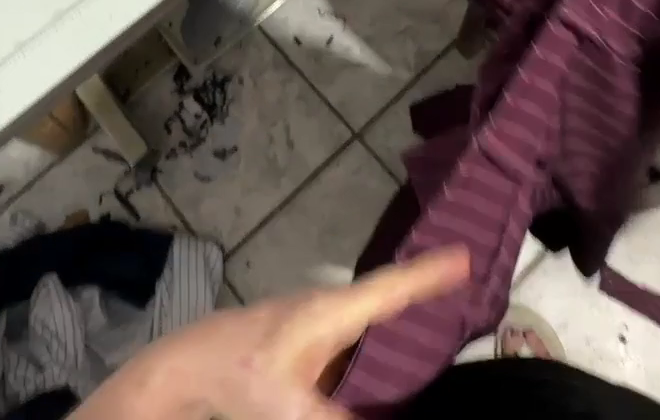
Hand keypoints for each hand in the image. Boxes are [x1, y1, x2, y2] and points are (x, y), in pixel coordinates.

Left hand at [74, 246, 470, 419]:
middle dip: (427, 291)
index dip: (429, 274)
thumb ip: (339, 417)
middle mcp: (329, 307)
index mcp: (331, 311)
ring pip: (372, 317)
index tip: (465, 255)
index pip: (389, 287)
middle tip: (468, 287)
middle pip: (387, 297)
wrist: (190, 365)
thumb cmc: (241, 372)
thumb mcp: (292, 406)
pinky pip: (357, 336)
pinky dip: (380, 341)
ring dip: (404, 318)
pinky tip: (394, 362)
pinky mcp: (310, 337)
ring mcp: (319, 319)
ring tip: (445, 324)